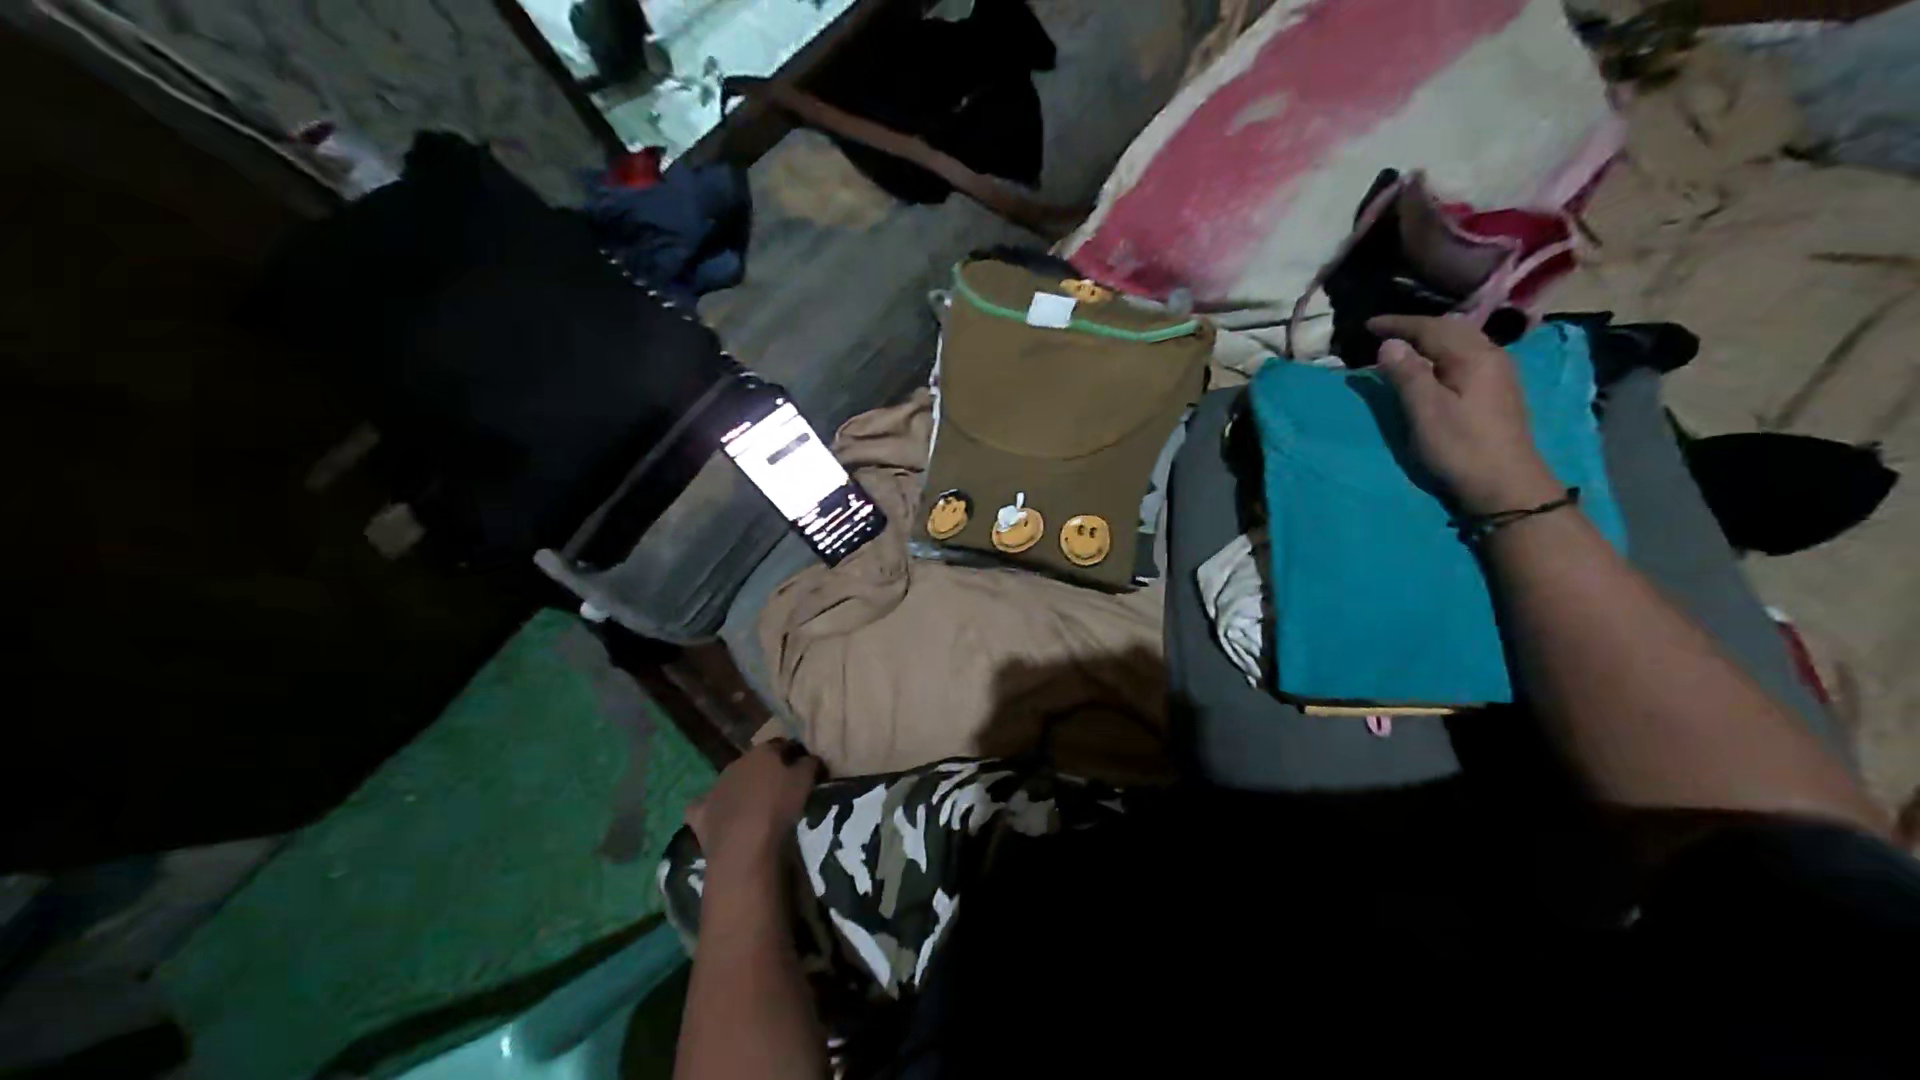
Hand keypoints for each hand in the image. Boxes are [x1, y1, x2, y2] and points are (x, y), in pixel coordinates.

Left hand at [686, 738, 821, 869]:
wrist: (744, 846)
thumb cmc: (780, 808)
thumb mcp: (806, 781)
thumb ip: (809, 764)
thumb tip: (809, 758)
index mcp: (763, 752)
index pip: (781, 745)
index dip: (791, 755)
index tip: (801, 768)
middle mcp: (736, 763)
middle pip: (754, 763)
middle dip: (765, 772)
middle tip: (779, 790)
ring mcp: (715, 788)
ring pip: (730, 783)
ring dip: (741, 790)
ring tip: (754, 809)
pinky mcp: (700, 813)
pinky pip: (704, 806)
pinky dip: (712, 810)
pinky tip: (720, 819)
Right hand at [1366, 314, 1564, 514]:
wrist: (1505, 484)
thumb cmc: (1460, 447)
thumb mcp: (1425, 411)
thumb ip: (1407, 374)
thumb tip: (1389, 344)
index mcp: (1473, 357)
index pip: (1431, 328)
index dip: (1398, 324)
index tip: (1368, 325)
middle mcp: (1491, 356)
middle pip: (1452, 328)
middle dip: (1416, 326)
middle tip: (1384, 332)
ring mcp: (1499, 373)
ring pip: (1462, 340)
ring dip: (1431, 337)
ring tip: (1404, 345)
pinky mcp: (1498, 390)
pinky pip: (1466, 355)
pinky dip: (1443, 351)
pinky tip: (1433, 364)